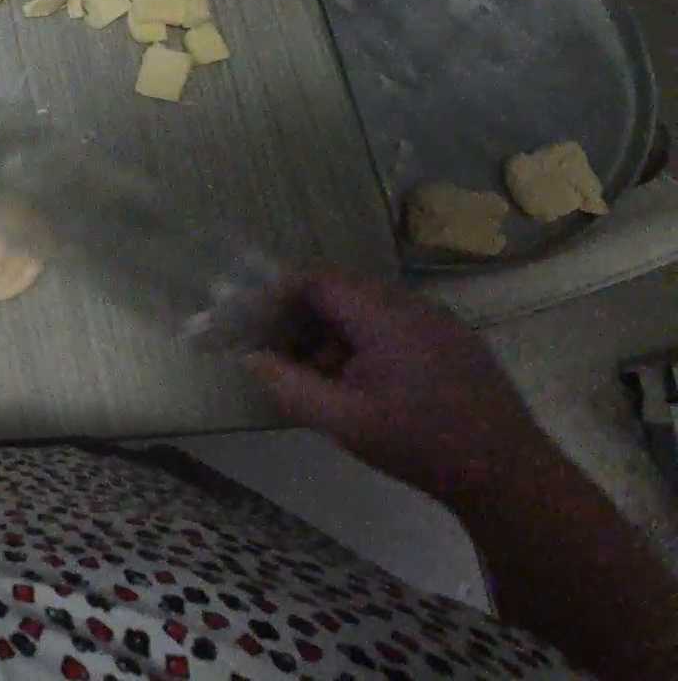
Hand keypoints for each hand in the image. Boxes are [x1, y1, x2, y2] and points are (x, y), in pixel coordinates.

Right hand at [244, 270, 555, 503]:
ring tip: (311, 371)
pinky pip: (386, 323)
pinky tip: (350, 379)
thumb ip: (286, 384)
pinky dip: (354, 340)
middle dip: (295, 315)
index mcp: (388, 318)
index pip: (315, 280)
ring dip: (324, 330)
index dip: (274, 296)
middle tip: (272, 347)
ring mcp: (437, 324)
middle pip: (335, 289)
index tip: (252, 326)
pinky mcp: (449, 343)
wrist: (512, 482)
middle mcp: (414, 308)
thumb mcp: (340, 420)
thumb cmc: (421, 445)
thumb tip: (251, 358)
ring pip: (359, 307)